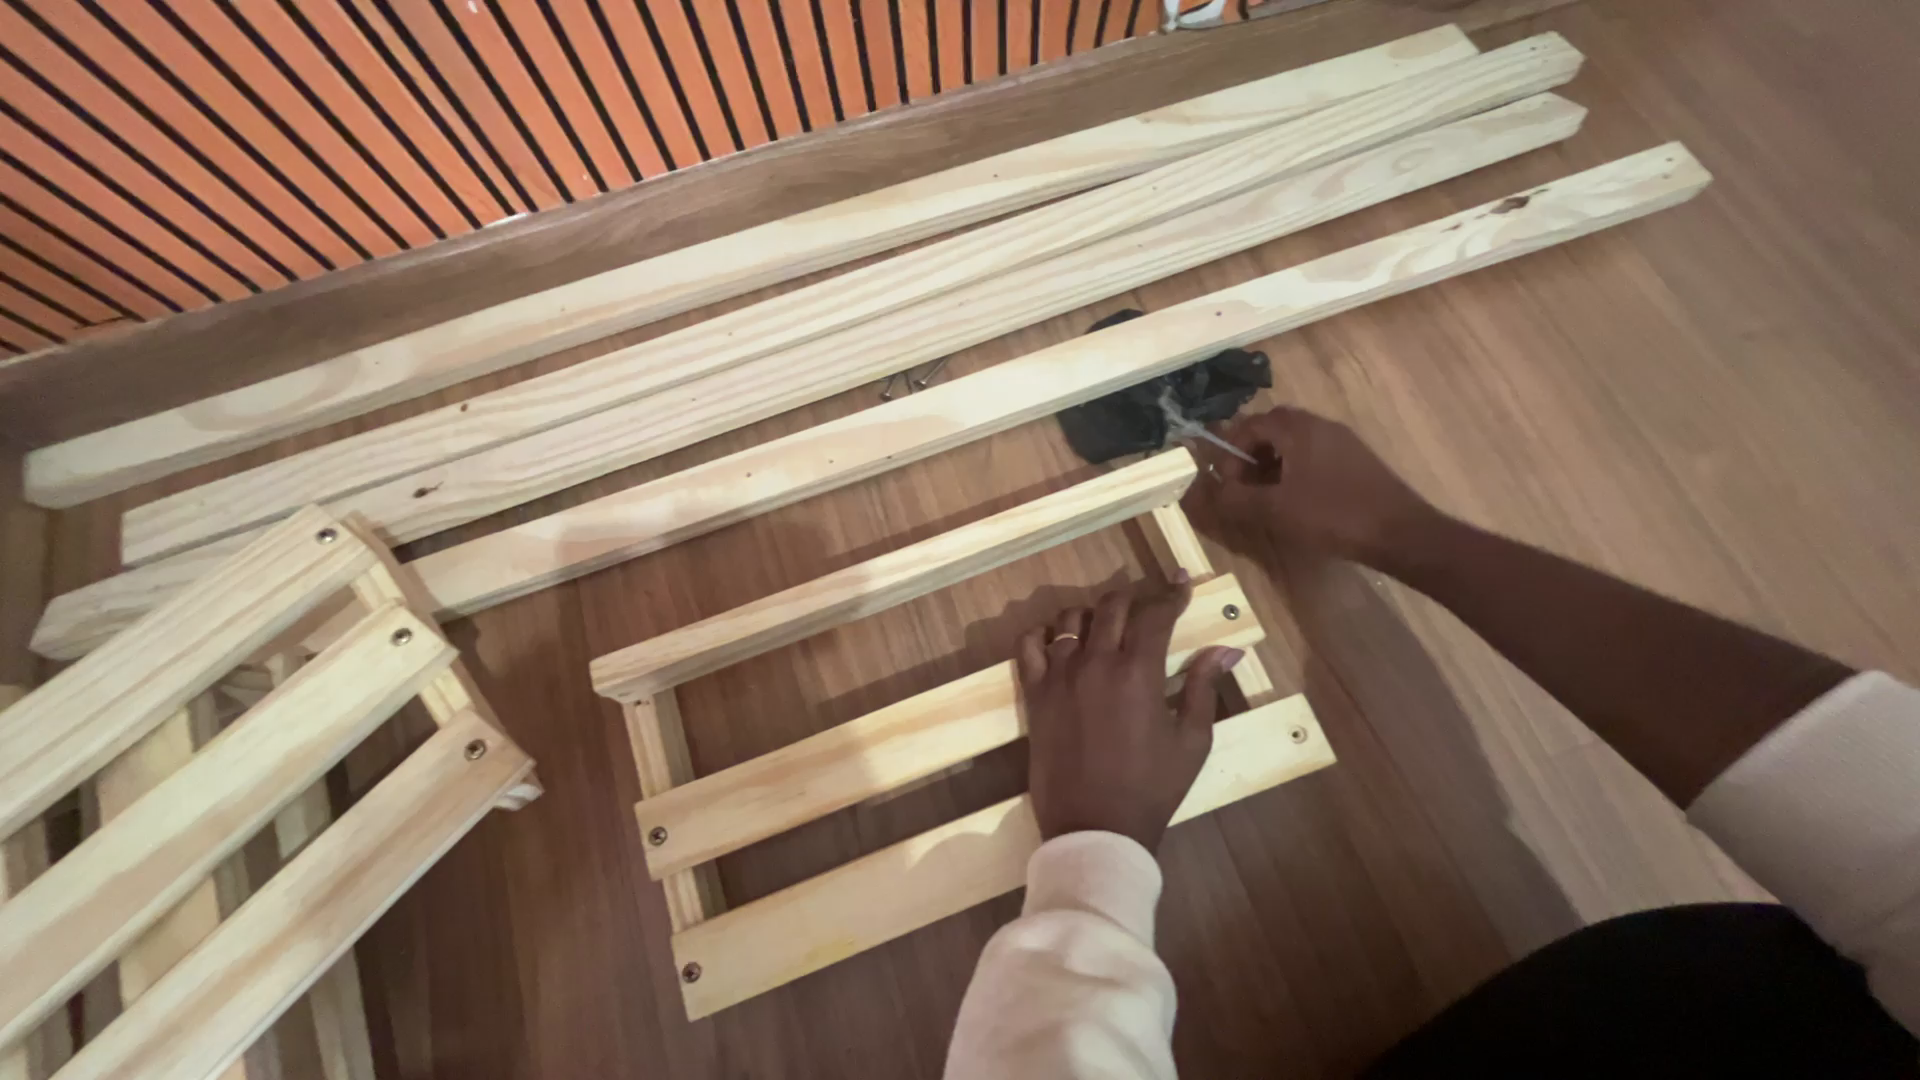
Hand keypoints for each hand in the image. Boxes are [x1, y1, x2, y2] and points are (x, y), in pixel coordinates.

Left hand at [1016, 575, 1243, 852]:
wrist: (1094, 827)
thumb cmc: (1151, 788)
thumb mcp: (1191, 741)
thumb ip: (1204, 688)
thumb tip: (1227, 649)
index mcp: (1138, 672)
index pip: (1155, 614)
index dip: (1171, 593)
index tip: (1181, 580)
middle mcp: (1095, 662)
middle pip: (1111, 606)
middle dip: (1133, 598)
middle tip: (1145, 608)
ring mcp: (1059, 675)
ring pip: (1069, 619)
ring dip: (1090, 614)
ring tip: (1103, 627)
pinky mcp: (1034, 693)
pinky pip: (1028, 645)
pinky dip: (1041, 633)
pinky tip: (1056, 640)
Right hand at [1183, 406, 1438, 566]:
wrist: (1400, 533)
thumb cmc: (1332, 516)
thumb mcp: (1275, 511)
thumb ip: (1236, 499)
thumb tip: (1208, 491)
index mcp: (1299, 430)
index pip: (1251, 424)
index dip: (1231, 450)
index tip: (1228, 481)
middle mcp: (1321, 426)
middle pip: (1272, 428)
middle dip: (1249, 454)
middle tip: (1242, 485)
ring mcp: (1342, 442)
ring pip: (1293, 442)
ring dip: (1270, 463)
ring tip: (1265, 496)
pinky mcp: (1355, 461)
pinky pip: (1312, 454)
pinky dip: (1293, 470)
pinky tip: (1294, 500)